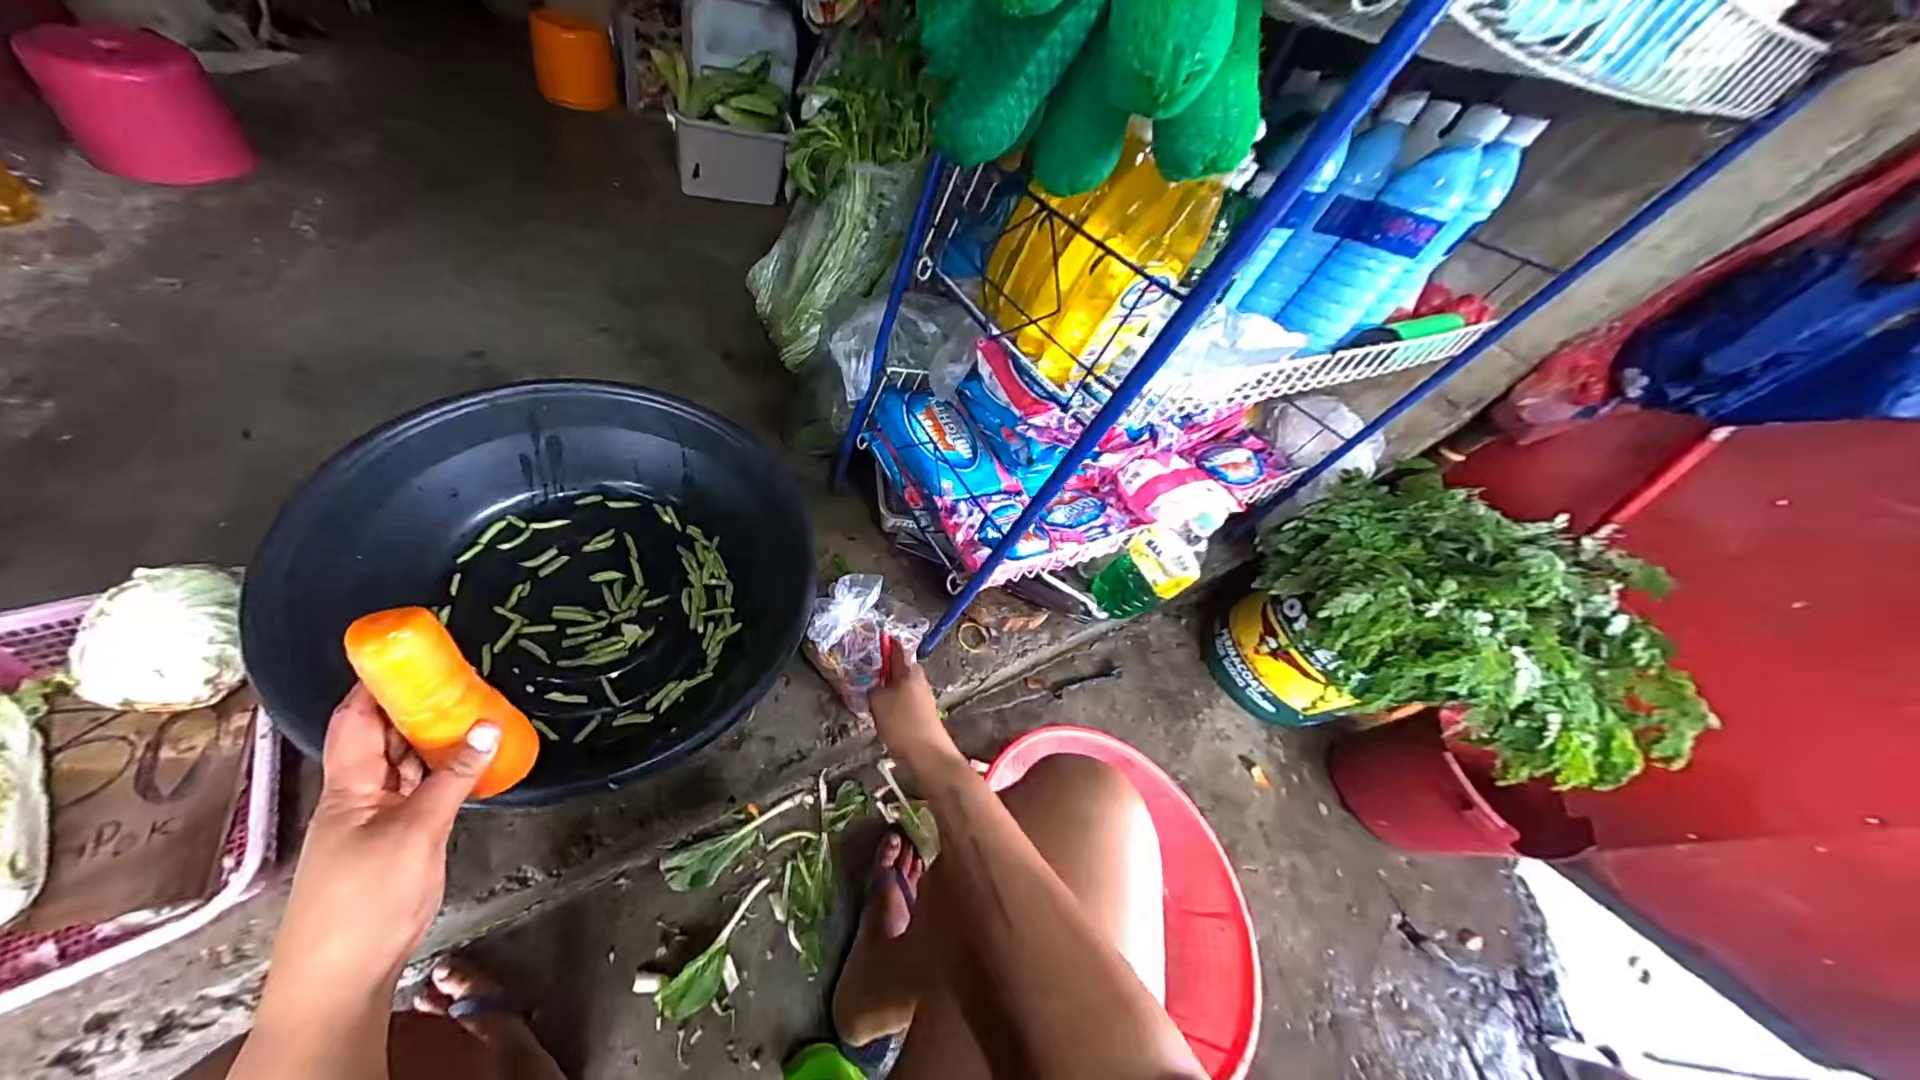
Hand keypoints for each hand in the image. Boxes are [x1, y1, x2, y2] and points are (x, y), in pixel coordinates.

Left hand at [273, 683, 497, 990]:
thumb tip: (489, 726)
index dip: (374, 685)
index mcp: (348, 788)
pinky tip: (474, 754)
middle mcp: (361, 794)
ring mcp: (381, 815)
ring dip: (435, 735)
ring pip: (407, 761)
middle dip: (415, 704)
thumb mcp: (417, 832)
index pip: (356, 721)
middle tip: (460, 675)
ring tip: (475, 705)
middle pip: (384, 736)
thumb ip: (454, 777)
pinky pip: (425, 786)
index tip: (407, 653)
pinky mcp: (403, 833)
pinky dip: (447, 766)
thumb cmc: (366, 899)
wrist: (344, 972)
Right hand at [868, 638, 961, 774]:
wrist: (928, 755)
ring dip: (883, 687)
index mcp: (909, 670)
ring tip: (865, 694)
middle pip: (895, 667)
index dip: (883, 642)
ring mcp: (921, 696)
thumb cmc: (903, 723)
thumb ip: (872, 687)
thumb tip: (871, 684)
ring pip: (897, 685)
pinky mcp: (920, 712)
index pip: (896, 647)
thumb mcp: (878, 701)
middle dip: (879, 668)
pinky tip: (878, 713)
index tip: (867, 639)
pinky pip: (900, 700)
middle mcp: (917, 678)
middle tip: (859, 672)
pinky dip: (889, 702)